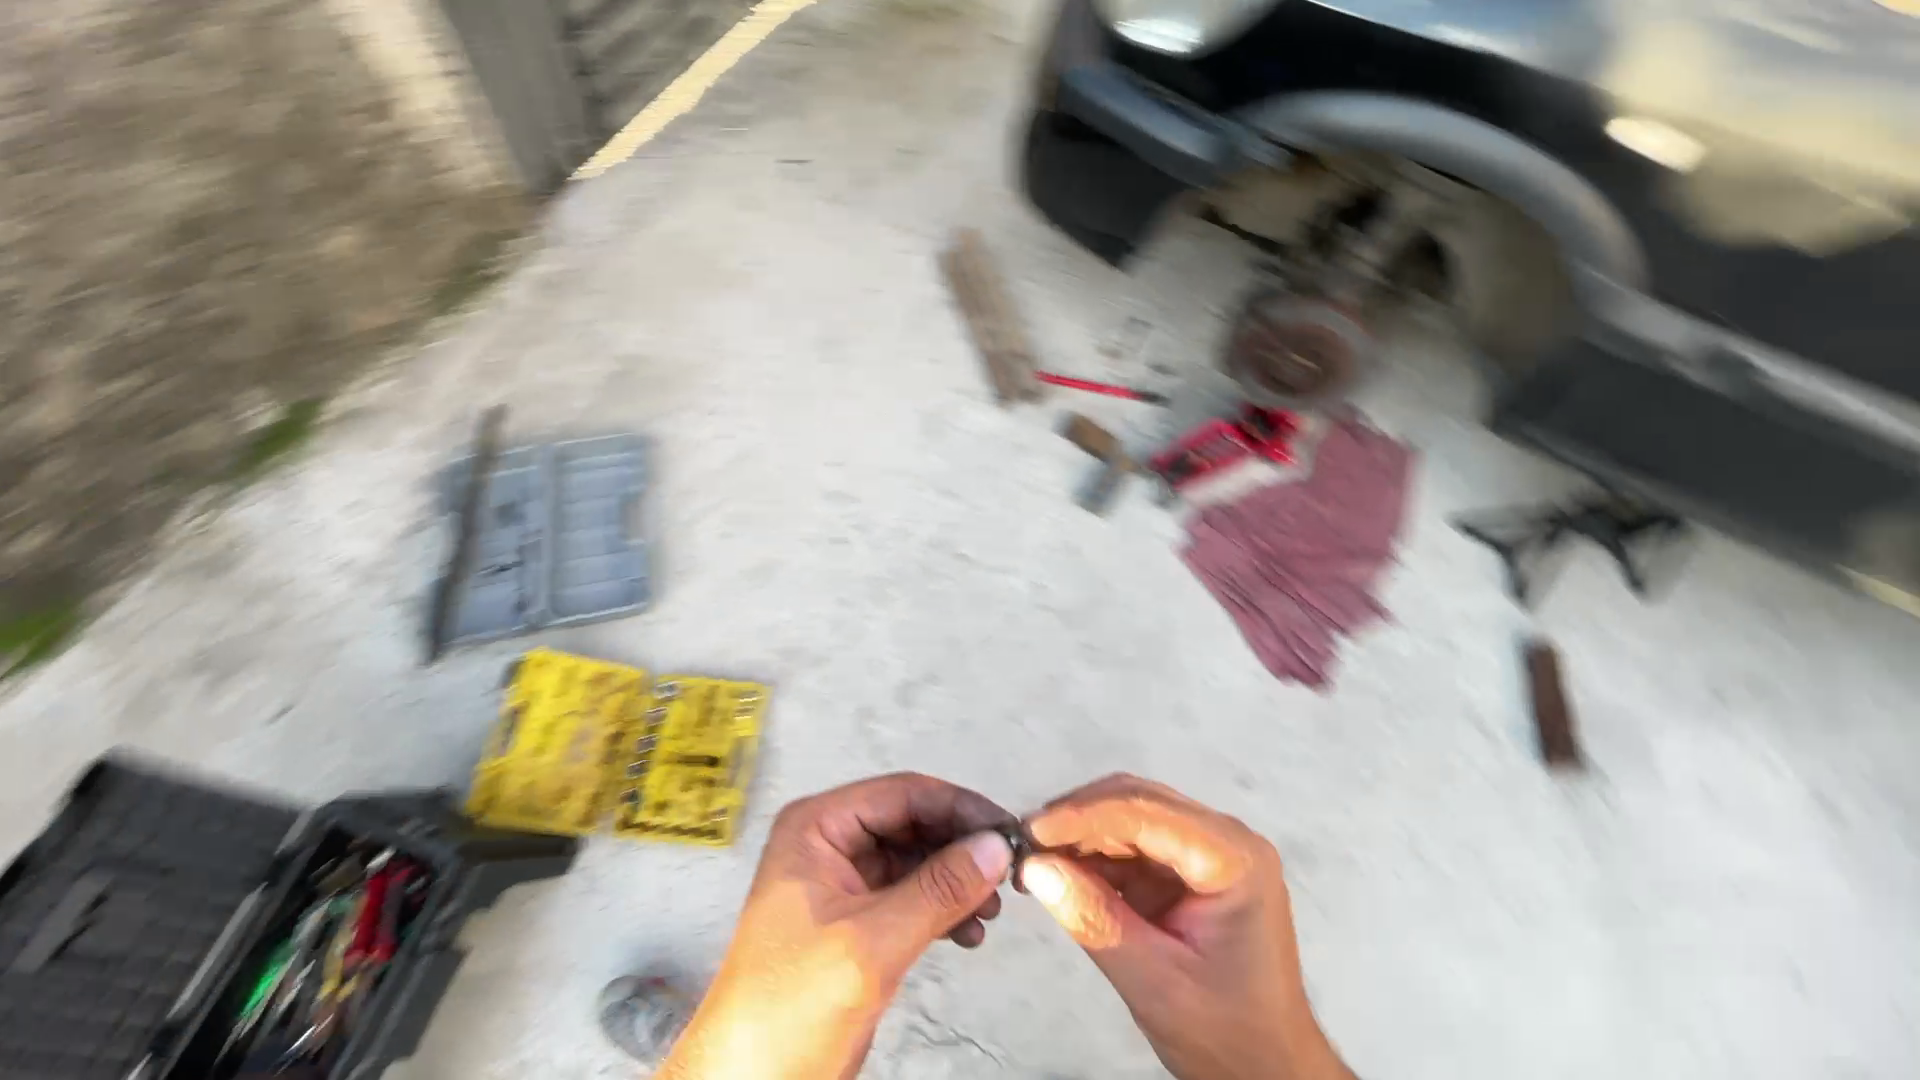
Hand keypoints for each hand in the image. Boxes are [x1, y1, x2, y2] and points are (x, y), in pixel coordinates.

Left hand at [659, 773, 1015, 1079]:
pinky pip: (913, 896)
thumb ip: (937, 889)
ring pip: (917, 860)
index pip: (901, 794)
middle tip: (1005, 870)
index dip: (957, 807)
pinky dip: (944, 908)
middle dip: (960, 847)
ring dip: (957, 880)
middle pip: (912, 823)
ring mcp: (844, 883)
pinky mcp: (859, 921)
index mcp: (816, 828)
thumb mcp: (871, 943)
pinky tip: (968, 931)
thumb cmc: (786, 1007)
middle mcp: (829, 845)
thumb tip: (994, 847)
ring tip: (991, 907)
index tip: (1004, 828)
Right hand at [1021, 775, 1353, 1079]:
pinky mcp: (1183, 870)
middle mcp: (1222, 838)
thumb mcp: (1154, 983)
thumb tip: (1034, 867)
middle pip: (1135, 802)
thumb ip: (1095, 920)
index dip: (1081, 815)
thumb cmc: (1225, 1033)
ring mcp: (1203, 851)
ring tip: (1030, 858)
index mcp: (1232, 858)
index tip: (1028, 832)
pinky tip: (1057, 871)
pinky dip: (1090, 855)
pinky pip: (1128, 845)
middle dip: (1075, 817)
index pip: (1145, 813)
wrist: (1267, 1071)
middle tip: (1021, 843)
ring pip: (1126, 816)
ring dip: (1078, 833)